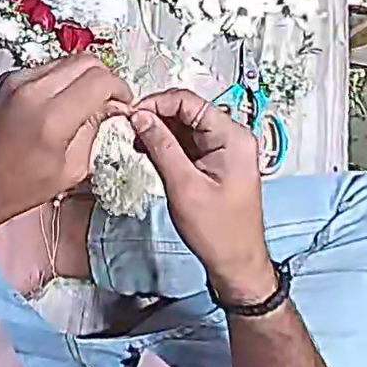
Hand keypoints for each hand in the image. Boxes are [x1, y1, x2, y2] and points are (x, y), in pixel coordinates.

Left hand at [0, 57, 131, 230]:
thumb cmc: (16, 187)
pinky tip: (58, 102)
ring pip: (67, 61)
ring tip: (82, 102)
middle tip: (107, 98)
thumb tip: (110, 107)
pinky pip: (45, 67)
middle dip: (104, 78)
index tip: (123, 100)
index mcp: (52, 118)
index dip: (119, 88)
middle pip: (86, 61)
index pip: (101, 80)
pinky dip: (60, 80)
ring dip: (81, 77)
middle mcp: (32, 92)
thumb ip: (95, 130)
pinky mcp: (6, 79)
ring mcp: (16, 81)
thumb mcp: (71, 168)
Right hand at [130, 89, 276, 302]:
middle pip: (187, 110)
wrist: (236, 264)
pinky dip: (167, 143)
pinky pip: (188, 141)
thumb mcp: (184, 186)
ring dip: (159, 129)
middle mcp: (232, 136)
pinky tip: (148, 150)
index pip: (190, 102)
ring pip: (185, 125)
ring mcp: (224, 148)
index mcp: (232, 136)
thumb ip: (161, 146)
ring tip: (135, 140)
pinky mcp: (215, 160)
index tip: (133, 113)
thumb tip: (141, 116)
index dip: (158, 103)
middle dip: (156, 116)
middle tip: (130, 127)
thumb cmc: (218, 231)